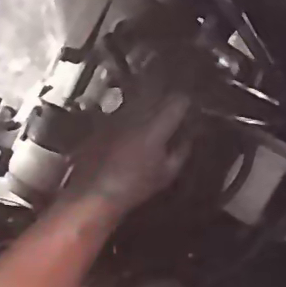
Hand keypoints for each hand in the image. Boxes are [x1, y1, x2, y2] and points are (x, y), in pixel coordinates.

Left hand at [59, 92, 191, 215]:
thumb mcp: (166, 174)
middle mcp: (137, 114)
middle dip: (169, 100)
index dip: (186, 102)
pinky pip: (125, 109)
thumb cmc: (135, 186)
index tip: (190, 108)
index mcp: (156, 126)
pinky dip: (133, 113)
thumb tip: (188, 138)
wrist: (95, 191)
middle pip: (158, 95)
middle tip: (176, 111)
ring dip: (151, 103)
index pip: (177, 102)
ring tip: (157, 117)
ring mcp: (118, 115)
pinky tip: (135, 127)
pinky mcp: (105, 120)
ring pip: (140, 99)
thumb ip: (181, 152)